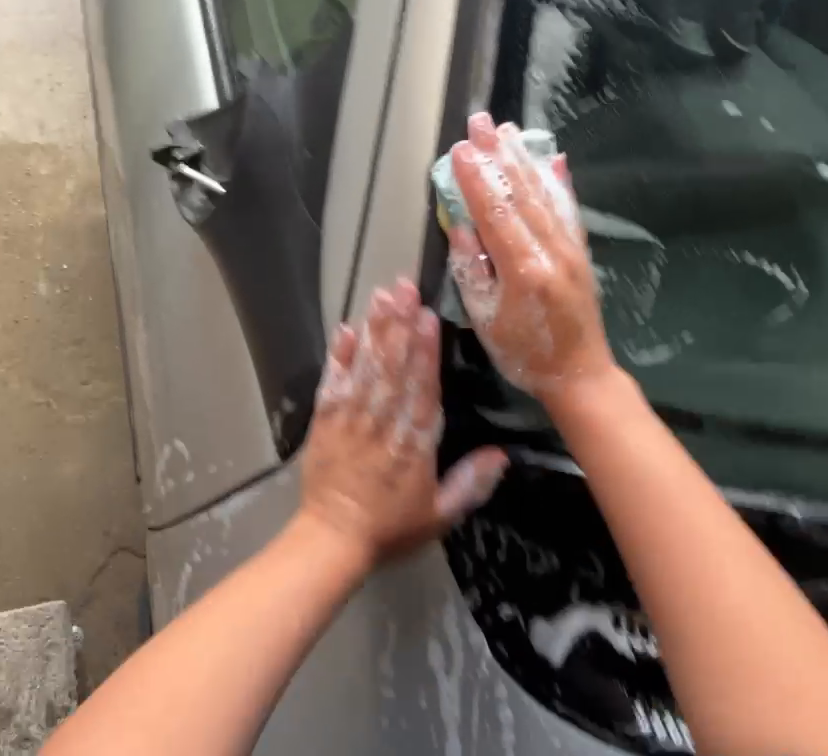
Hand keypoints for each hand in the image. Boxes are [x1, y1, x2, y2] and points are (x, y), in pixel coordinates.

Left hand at [298, 278, 508, 565]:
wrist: (332, 539)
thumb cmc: (391, 527)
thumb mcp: (440, 515)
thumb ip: (471, 483)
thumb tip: (503, 453)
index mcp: (413, 443)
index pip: (422, 389)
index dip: (426, 352)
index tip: (429, 317)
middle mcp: (382, 423)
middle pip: (393, 367)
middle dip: (399, 324)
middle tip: (404, 287)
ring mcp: (350, 418)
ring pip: (365, 367)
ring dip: (374, 330)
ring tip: (382, 296)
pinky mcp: (324, 420)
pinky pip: (332, 383)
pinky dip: (339, 356)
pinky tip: (346, 329)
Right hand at [447, 113, 619, 404]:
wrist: (579, 373)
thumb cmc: (523, 351)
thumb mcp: (484, 318)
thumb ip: (471, 269)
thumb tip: (461, 225)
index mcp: (524, 268)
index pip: (494, 212)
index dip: (475, 179)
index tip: (459, 149)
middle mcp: (551, 249)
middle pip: (520, 193)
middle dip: (497, 155)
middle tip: (481, 121)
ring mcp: (571, 247)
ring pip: (544, 194)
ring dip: (523, 159)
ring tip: (508, 130)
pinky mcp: (580, 250)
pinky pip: (567, 207)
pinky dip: (557, 181)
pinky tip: (552, 160)